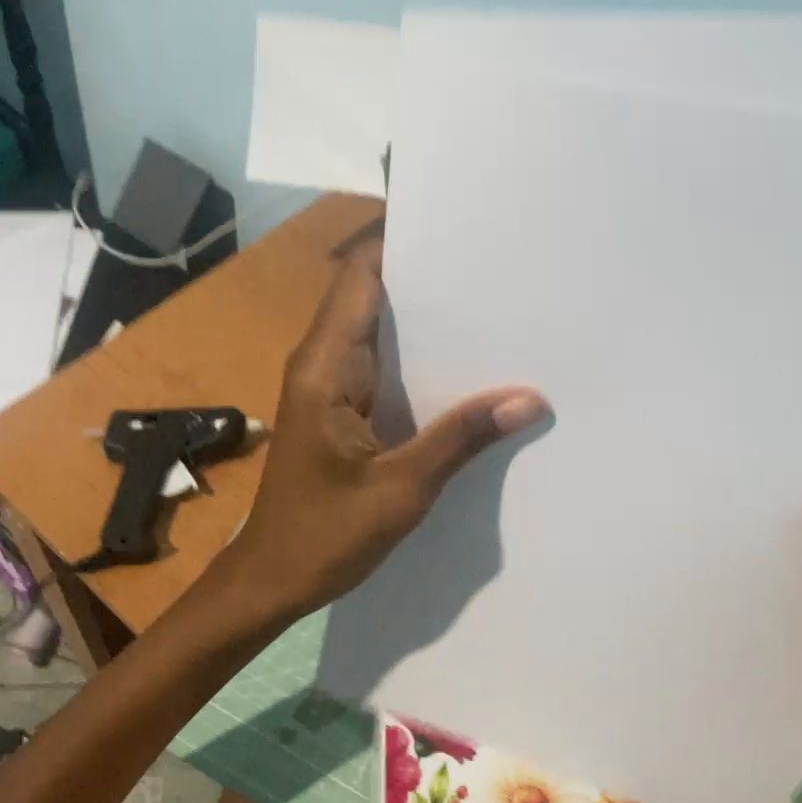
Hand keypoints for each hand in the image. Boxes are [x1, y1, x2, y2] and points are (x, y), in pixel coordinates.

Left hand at [218, 241, 546, 622]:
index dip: (403, 243)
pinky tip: (467, 365)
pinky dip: (418, 359)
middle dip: (429, 280)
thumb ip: (460, 437)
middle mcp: (324, 365)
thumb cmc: (323, 535)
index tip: (463, 224)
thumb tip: (529, 397)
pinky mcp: (340, 413)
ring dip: (427, 321)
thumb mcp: (401, 489)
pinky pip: (381, 367)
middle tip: (502, 265)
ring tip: (499, 303)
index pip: (362, 278)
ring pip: (379, 332)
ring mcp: (330, 388)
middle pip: (374, 297)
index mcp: (326, 368)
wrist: (272, 578)